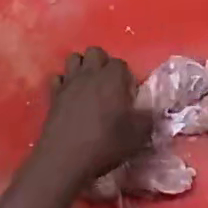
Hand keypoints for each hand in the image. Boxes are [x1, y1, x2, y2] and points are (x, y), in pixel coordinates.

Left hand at [30, 48, 151, 188]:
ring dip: (82, 67)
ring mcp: (69, 81)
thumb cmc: (106, 143)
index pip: (120, 63)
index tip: (128, 96)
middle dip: (103, 63)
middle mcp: (89, 73)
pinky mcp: (53, 92)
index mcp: (112, 78)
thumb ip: (148, 118)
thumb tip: (154, 109)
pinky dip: (64, 82)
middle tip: (109, 86)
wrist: (67, 155)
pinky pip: (58, 77)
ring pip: (74, 58)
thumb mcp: (137, 135)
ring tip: (90, 87)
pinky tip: (70, 96)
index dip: (126, 77)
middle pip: (95, 52)